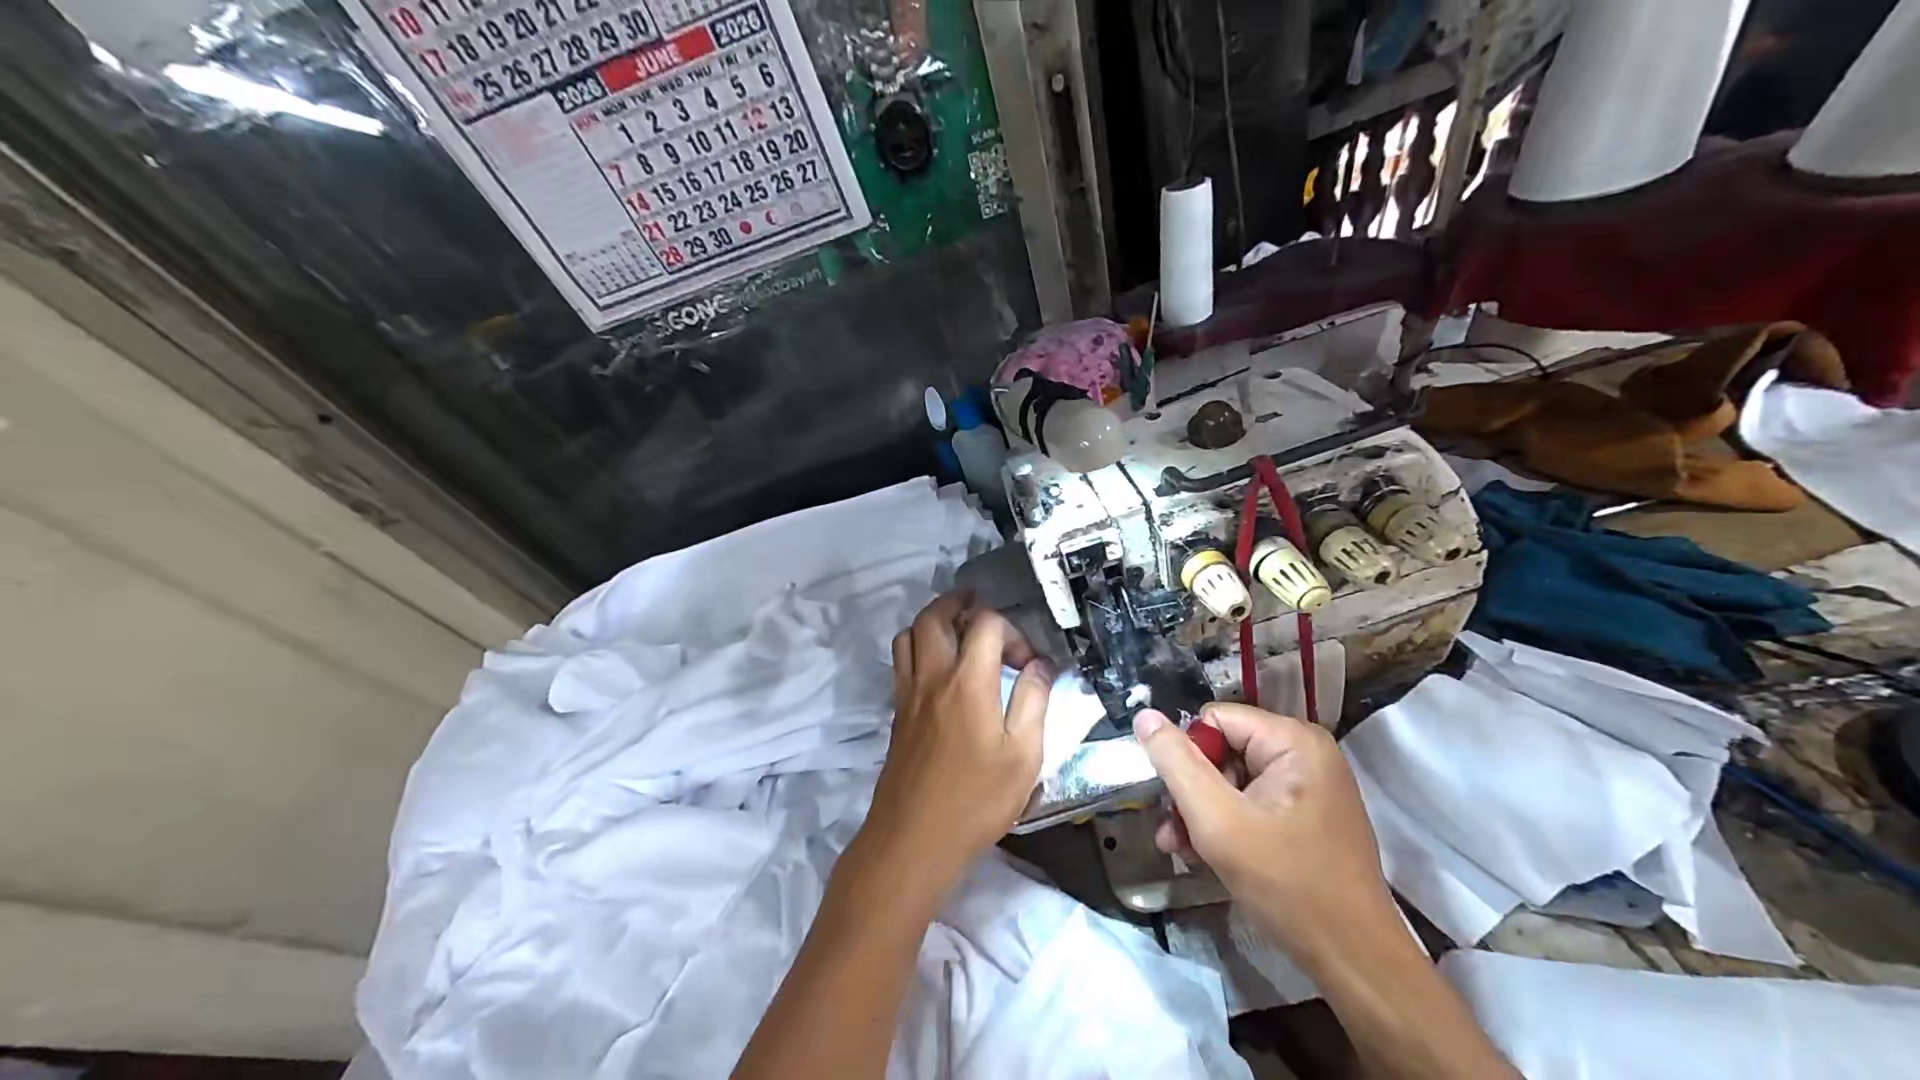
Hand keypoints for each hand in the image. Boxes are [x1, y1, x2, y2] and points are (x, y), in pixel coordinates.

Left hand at [859, 593, 1052, 893]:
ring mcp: (908, 693)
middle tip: (981, 609)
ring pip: (909, 634)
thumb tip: (1040, 665)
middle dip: (960, 604)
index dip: (1012, 631)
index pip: (986, 624)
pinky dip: (917, 647)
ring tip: (958, 632)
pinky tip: (938, 669)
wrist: (914, 839)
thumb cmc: (977, 800)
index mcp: (969, 682)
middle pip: (935, 616)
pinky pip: (901, 661)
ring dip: (933, 622)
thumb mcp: (1024, 755)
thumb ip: (1034, 701)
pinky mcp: (897, 712)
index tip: (1026, 663)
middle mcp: (933, 676)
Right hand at [1133, 702, 1394, 955]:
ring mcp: (1308, 785)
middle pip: (1222, 750)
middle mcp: (1305, 752)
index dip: (1187, 756)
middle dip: (1191, 790)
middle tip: (1172, 830)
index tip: (1177, 800)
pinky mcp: (1306, 814)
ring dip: (1200, 811)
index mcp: (1293, 740)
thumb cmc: (1286, 883)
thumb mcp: (1217, 820)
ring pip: (1232, 779)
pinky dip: (1225, 824)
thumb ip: (1176, 764)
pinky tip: (1203, 854)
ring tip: (1178, 846)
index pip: (1213, 720)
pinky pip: (1251, 802)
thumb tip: (1145, 715)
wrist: (1353, 958)